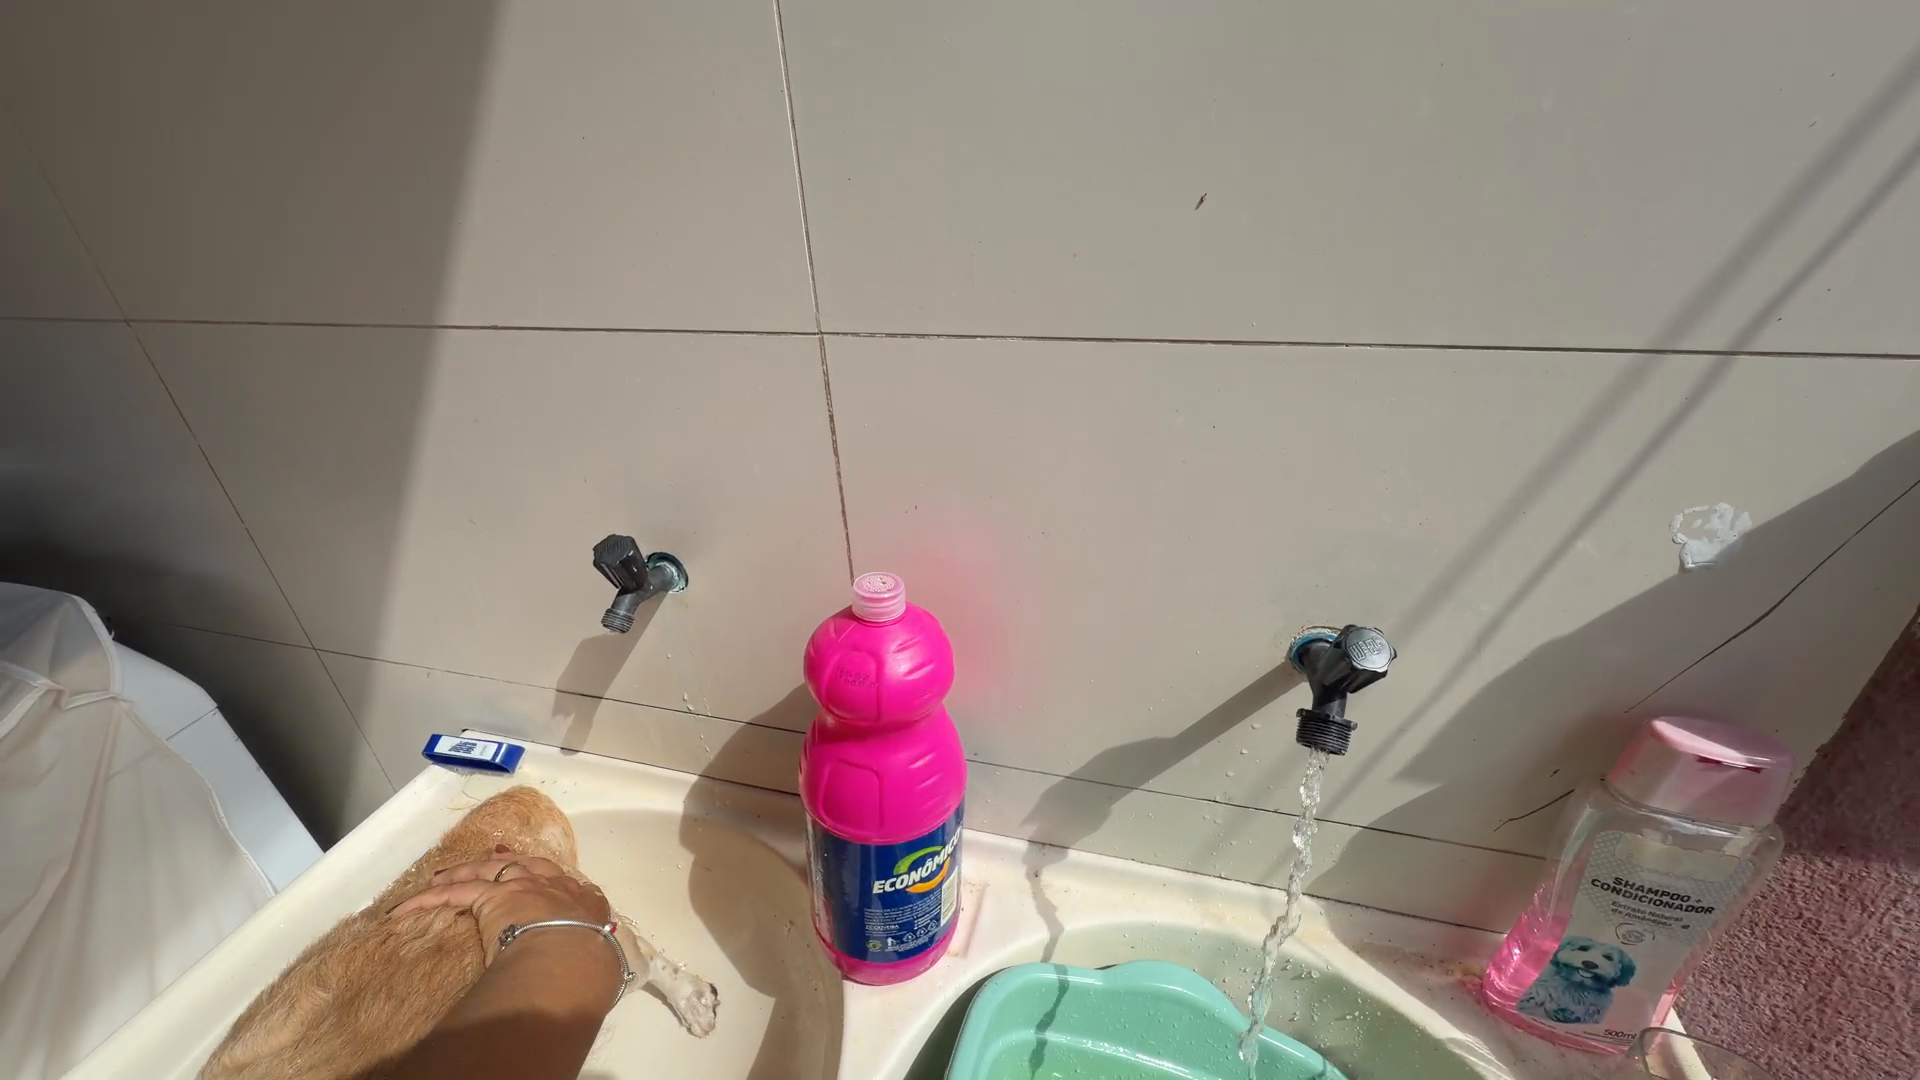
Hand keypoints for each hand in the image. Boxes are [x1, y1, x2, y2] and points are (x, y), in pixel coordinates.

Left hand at [390, 845, 614, 964]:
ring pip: (488, 871)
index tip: (529, 869)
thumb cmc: (589, 955)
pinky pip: (456, 892)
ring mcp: (523, 886)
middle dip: (504, 861)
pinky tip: (407, 908)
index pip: (556, 877)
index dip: (540, 871)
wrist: (572, 951)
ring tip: (441, 877)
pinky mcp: (493, 897)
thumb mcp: (599, 946)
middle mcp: (553, 884)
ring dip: (463, 873)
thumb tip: (593, 959)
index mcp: (579, 896)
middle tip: (490, 856)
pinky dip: (430, 898)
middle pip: (522, 864)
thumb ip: (592, 945)